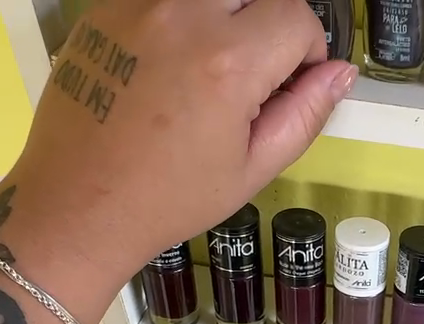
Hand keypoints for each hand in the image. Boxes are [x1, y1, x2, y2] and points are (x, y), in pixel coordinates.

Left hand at [0, 0, 355, 309]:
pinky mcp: (106, 2)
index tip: (293, 81)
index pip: (296, 15)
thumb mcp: (251, 171)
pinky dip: (180, 20)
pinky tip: (168, 66)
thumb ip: (303, 116)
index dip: (307, 49)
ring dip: (225, 18)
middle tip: (253, 74)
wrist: (82, 203)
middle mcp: (183, 14)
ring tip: (210, 68)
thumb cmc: (172, 199)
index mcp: (228, 63)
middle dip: (267, 23)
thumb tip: (341, 73)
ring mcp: (138, 1)